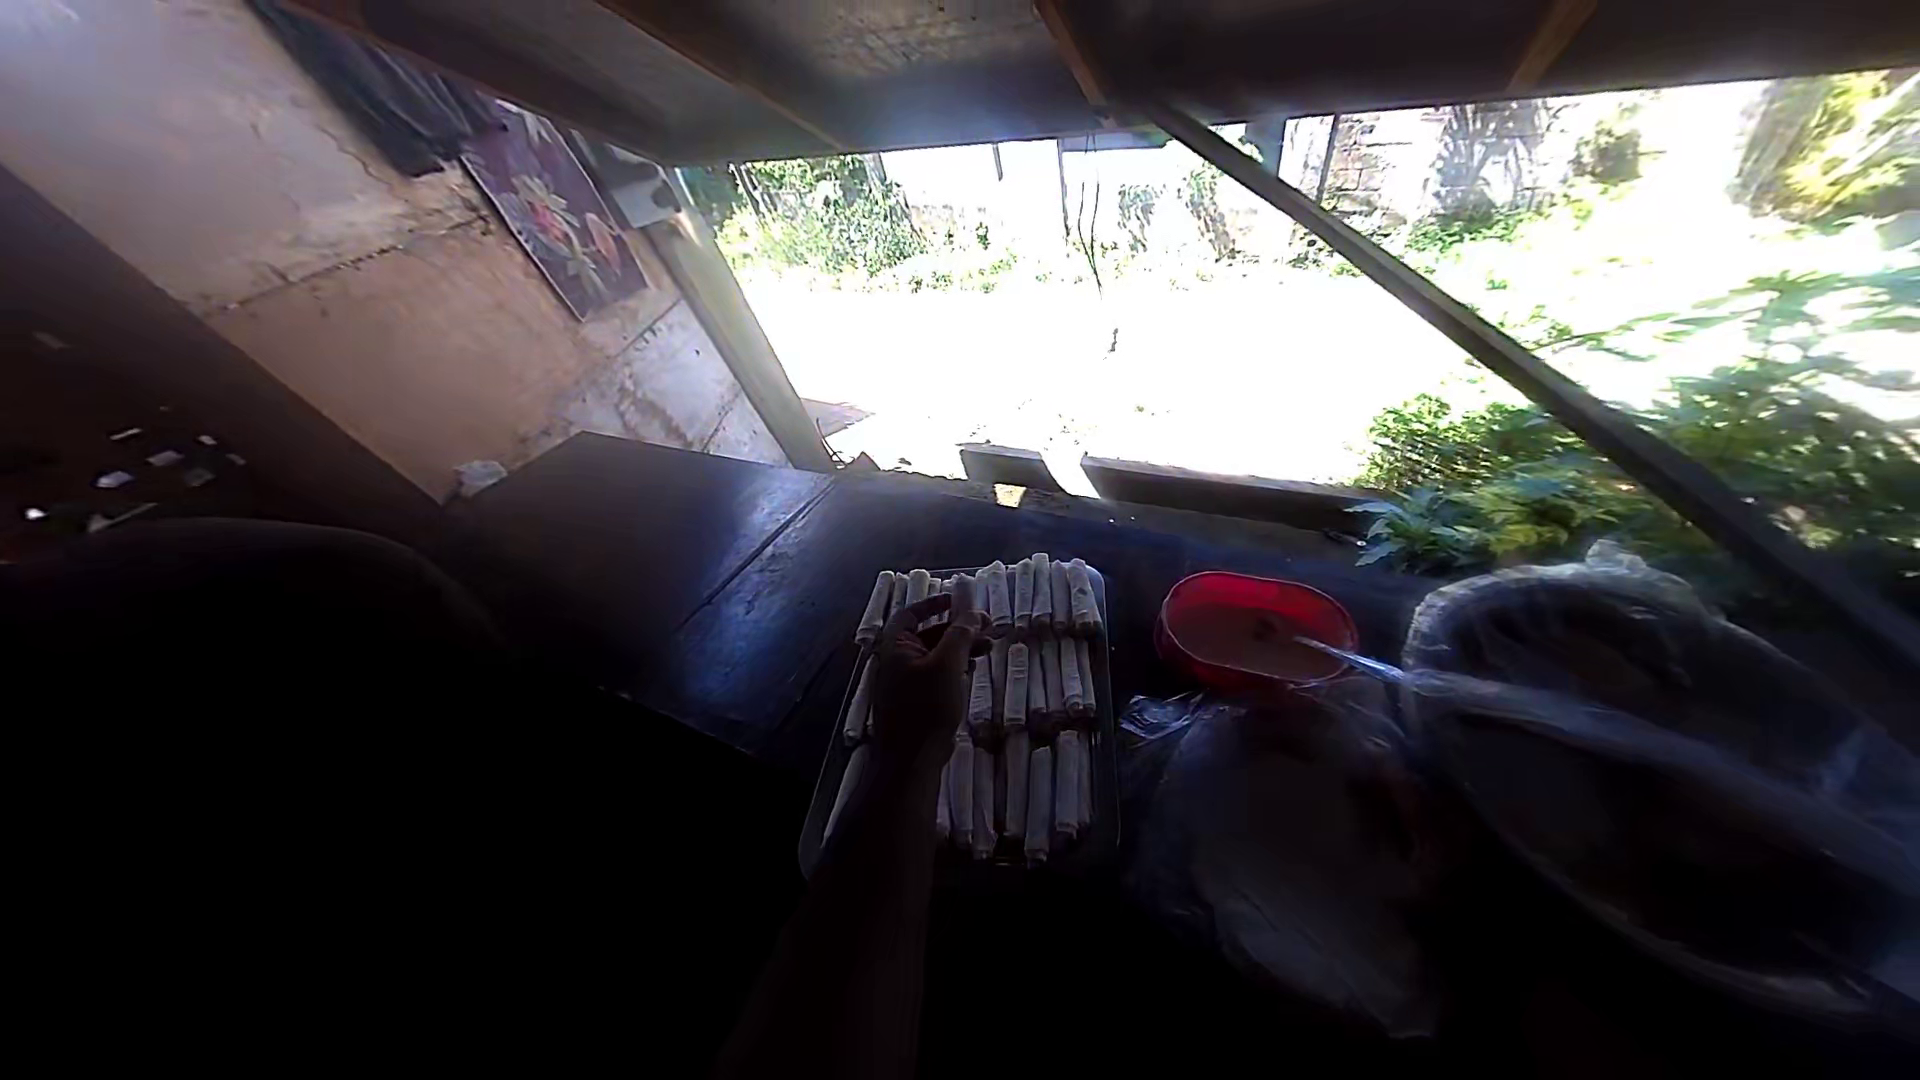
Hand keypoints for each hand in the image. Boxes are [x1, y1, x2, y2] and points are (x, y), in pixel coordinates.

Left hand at [869, 593, 984, 775]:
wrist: (911, 761)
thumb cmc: (926, 707)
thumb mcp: (948, 665)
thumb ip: (960, 635)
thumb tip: (973, 613)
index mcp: (895, 647)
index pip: (912, 614)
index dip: (934, 603)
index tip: (957, 600)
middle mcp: (897, 661)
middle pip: (928, 634)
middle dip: (957, 629)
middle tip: (987, 627)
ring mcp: (905, 683)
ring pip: (935, 656)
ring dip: (960, 648)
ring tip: (988, 647)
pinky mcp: (916, 702)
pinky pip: (936, 675)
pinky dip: (955, 668)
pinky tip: (973, 670)